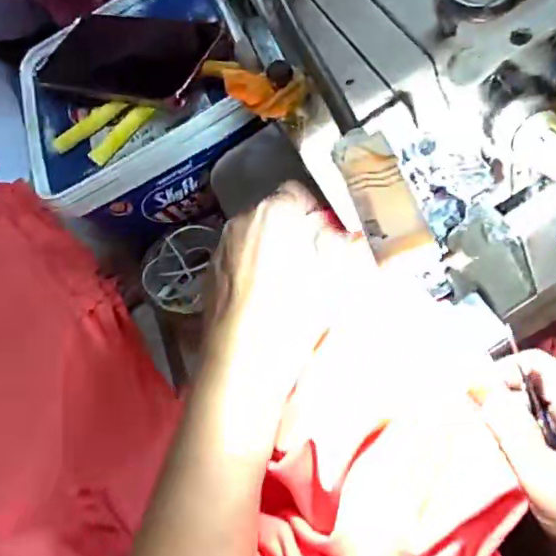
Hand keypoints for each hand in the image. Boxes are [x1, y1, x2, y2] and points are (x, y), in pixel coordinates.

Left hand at [202, 182, 347, 394]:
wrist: (243, 363)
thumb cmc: (290, 319)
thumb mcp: (332, 277)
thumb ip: (340, 244)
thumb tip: (344, 232)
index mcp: (274, 212)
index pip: (300, 192)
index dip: (320, 212)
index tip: (333, 234)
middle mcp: (241, 222)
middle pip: (276, 213)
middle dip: (297, 231)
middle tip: (319, 261)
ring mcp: (222, 247)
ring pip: (256, 237)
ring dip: (275, 250)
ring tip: (294, 286)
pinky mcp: (210, 273)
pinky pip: (240, 259)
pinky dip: (255, 270)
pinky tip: (269, 300)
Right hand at [474, 350, 555, 555]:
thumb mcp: (546, 480)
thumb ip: (510, 431)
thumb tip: (477, 386)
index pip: (533, 363)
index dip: (497, 377)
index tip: (471, 406)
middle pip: (538, 383)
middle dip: (505, 404)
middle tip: (480, 436)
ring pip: (545, 405)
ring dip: (518, 424)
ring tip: (497, 451)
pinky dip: (535, 437)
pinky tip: (524, 462)